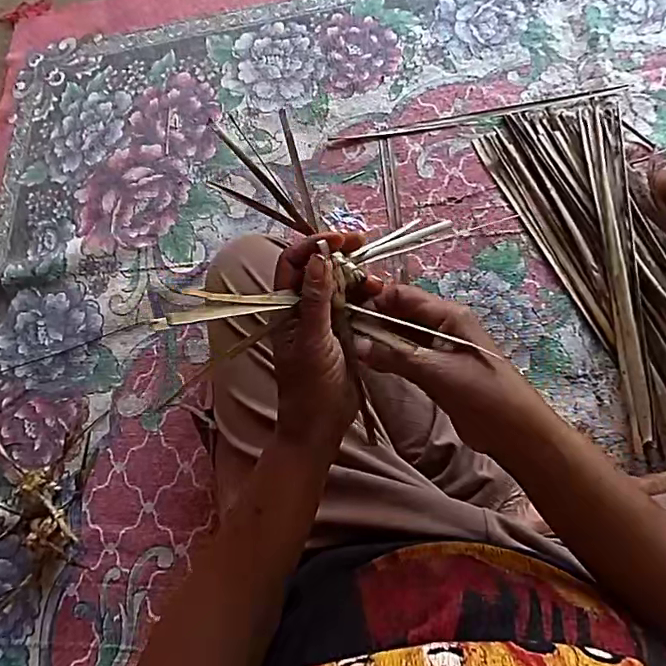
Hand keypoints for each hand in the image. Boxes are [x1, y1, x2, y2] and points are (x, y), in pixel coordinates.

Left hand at [271, 232, 377, 450]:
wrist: (321, 426)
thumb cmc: (308, 387)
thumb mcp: (311, 341)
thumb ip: (315, 300)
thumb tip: (320, 258)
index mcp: (286, 308)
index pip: (293, 264)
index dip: (312, 246)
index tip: (338, 238)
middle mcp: (304, 309)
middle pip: (318, 269)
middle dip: (338, 252)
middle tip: (362, 243)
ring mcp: (325, 319)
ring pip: (339, 285)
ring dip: (354, 274)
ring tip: (373, 273)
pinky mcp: (345, 332)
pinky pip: (354, 304)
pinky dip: (365, 294)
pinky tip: (379, 292)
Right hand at [350, 283, 566, 457]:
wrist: (516, 432)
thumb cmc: (485, 394)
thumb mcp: (438, 372)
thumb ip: (396, 357)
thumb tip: (357, 345)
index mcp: (450, 316)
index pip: (404, 296)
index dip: (374, 298)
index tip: (345, 307)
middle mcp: (444, 326)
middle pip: (401, 313)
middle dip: (372, 317)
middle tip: (340, 326)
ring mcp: (440, 348)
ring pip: (401, 335)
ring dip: (378, 338)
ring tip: (347, 342)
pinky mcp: (437, 370)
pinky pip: (406, 355)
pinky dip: (388, 356)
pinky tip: (368, 360)